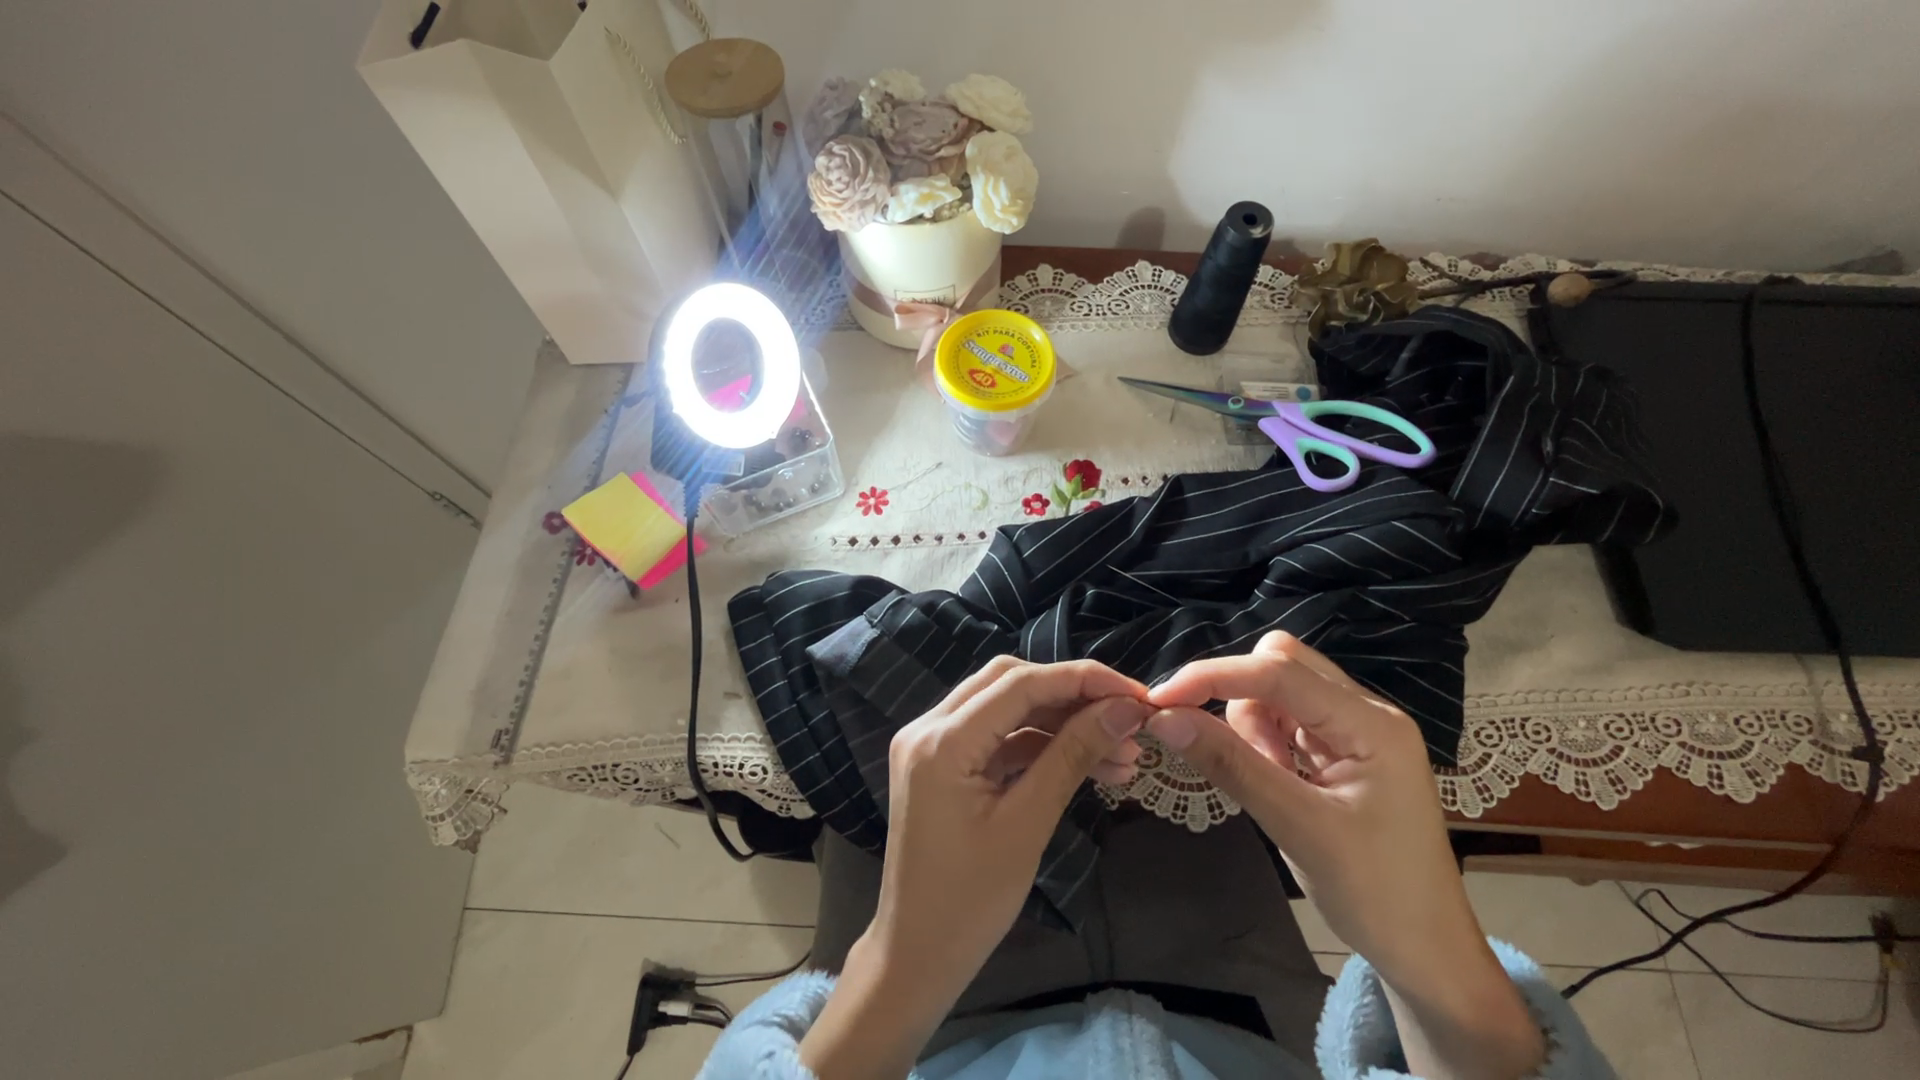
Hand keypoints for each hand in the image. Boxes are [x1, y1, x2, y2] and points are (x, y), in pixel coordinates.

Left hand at [801, 657, 1151, 1078]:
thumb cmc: (970, 900)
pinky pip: (996, 737)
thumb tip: (1125, 709)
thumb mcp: (1028, 823)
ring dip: (1062, 723)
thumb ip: (1073, 755)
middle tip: (1128, 719)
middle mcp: (928, 728)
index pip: (1020, 683)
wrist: (918, 953)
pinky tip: (1087, 764)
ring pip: (1006, 708)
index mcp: (941, 741)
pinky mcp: (942, 765)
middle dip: (1072, 695)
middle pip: (1010, 683)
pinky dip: (1040, 745)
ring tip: (1122, 754)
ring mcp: (931, 745)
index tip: (1136, 694)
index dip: (1082, 679)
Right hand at [1147, 633, 1543, 1079]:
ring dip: (1251, 727)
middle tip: (1224, 754)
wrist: (1425, 950)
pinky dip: (1263, 744)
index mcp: (1371, 724)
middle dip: (1236, 698)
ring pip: (1277, 691)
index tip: (1159, 702)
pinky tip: (1275, 783)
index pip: (1278, 671)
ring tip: (1268, 784)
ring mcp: (1355, 731)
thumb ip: (1231, 764)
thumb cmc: (1375, 893)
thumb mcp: (1297, 828)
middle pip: (1280, 665)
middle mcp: (1365, 713)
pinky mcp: (1341, 752)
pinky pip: (1285, 722)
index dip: (1212, 676)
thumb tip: (1164, 719)